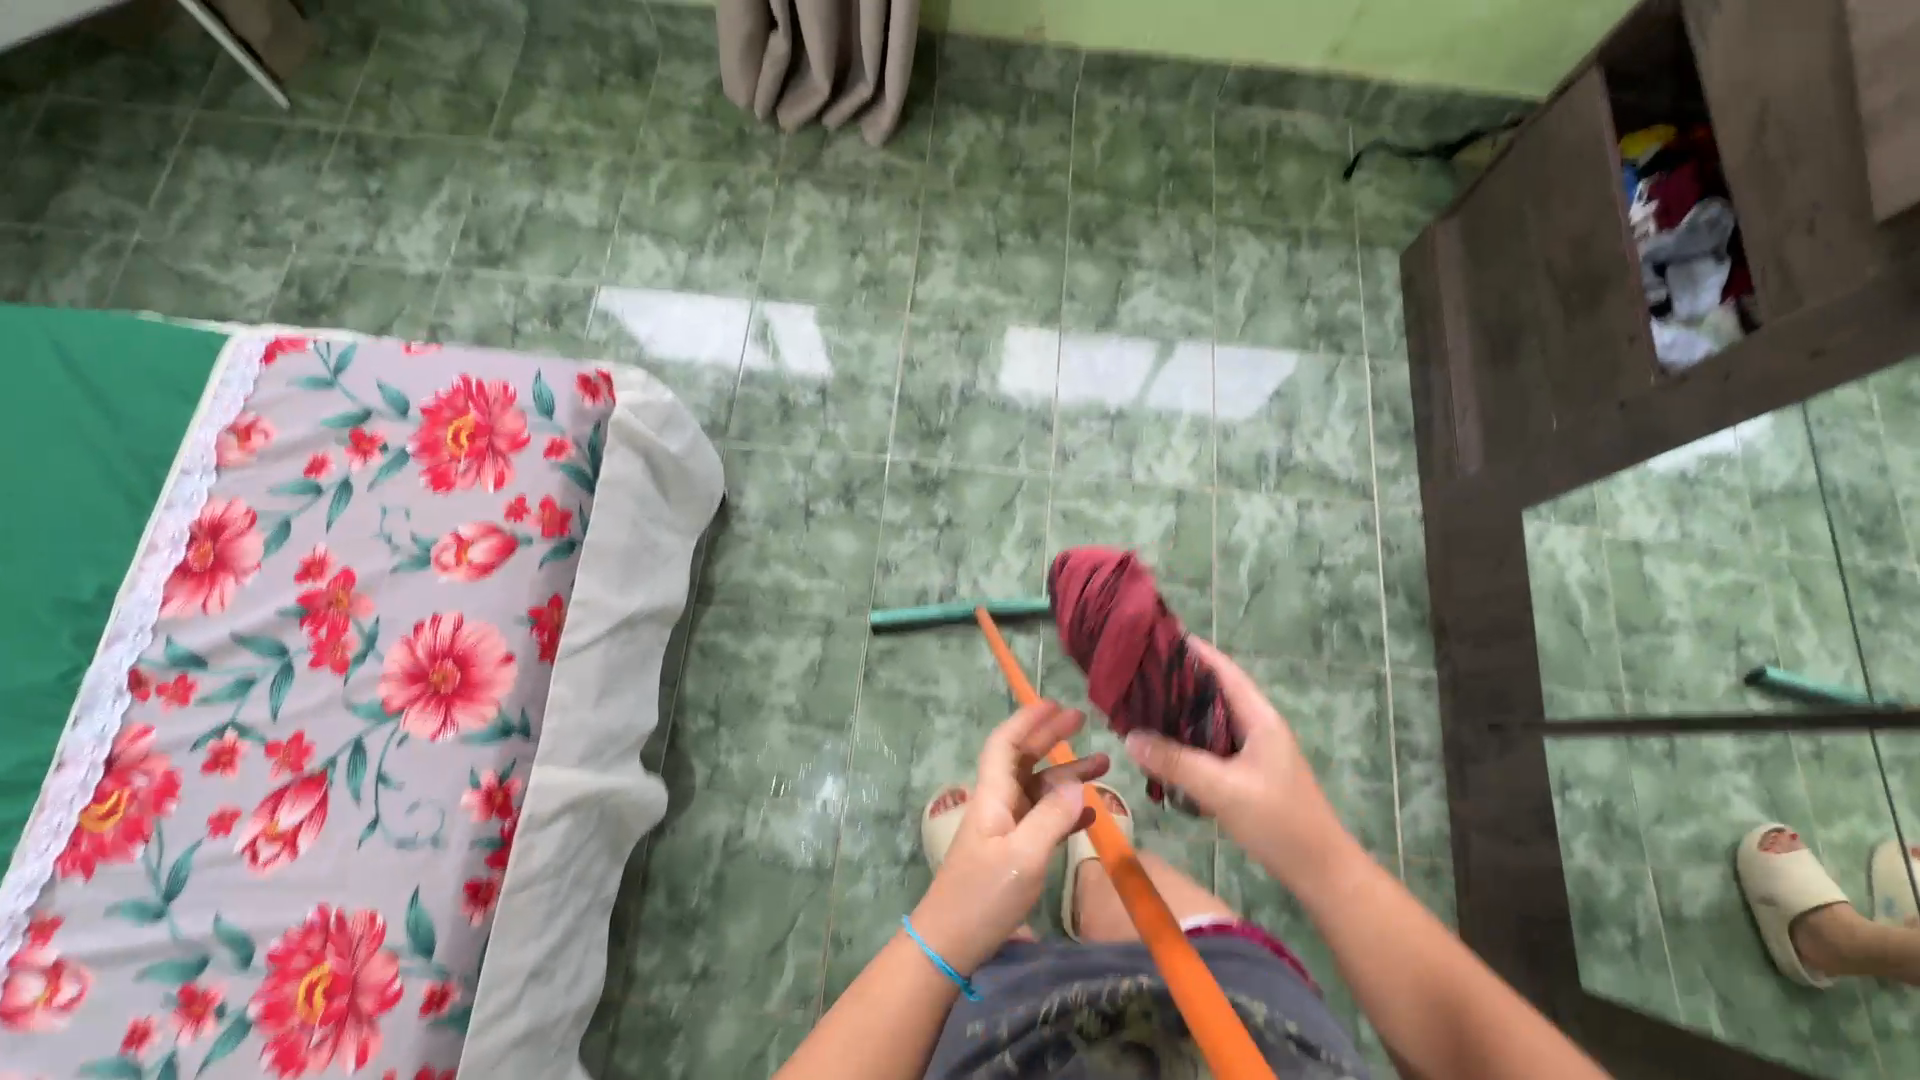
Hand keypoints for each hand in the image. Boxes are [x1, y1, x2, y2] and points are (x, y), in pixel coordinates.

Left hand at [910, 701, 1108, 974]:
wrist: (950, 943)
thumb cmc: (983, 897)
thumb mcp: (1023, 857)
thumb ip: (1051, 818)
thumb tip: (1077, 785)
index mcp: (993, 797)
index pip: (1006, 744)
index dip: (1028, 720)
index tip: (1055, 704)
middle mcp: (998, 804)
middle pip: (1023, 759)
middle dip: (1050, 737)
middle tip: (1082, 720)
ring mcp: (1005, 829)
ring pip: (1038, 789)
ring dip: (1067, 774)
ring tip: (1104, 764)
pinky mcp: (1013, 853)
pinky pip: (1043, 820)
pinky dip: (1066, 811)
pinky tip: (1091, 811)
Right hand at [1124, 637, 1356, 888]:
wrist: (1319, 871)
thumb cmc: (1278, 822)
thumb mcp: (1223, 790)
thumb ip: (1176, 762)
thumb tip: (1129, 737)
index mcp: (1259, 717)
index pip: (1222, 669)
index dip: (1191, 650)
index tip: (1152, 637)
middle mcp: (1256, 726)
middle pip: (1211, 692)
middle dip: (1174, 682)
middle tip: (1132, 674)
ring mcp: (1251, 752)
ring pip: (1207, 721)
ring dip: (1176, 714)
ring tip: (1136, 707)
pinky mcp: (1245, 775)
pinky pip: (1208, 747)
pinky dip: (1184, 742)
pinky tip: (1159, 750)